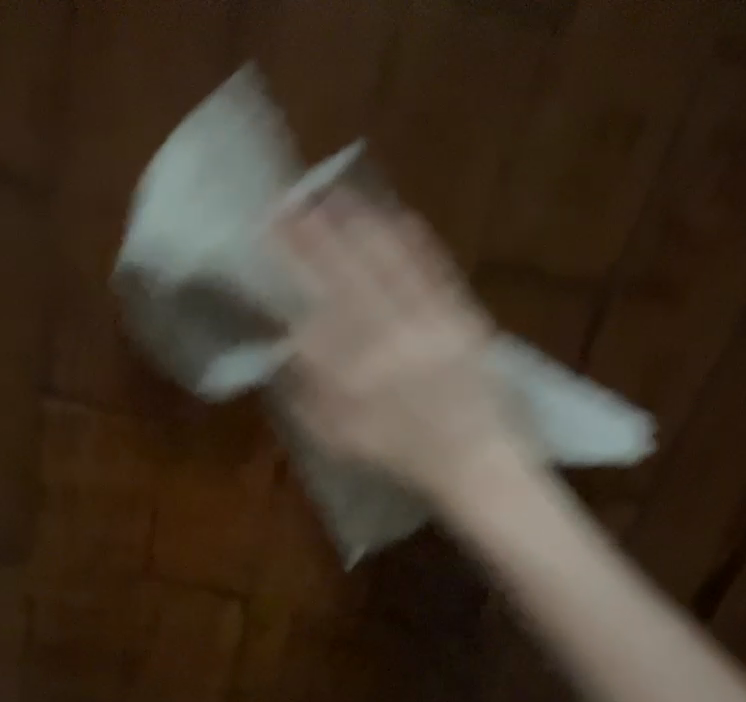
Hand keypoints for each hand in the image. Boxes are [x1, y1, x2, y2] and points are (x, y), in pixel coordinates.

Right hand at [276, 191, 521, 500]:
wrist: (475, 463)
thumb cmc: (401, 455)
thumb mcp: (340, 438)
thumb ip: (308, 396)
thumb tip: (284, 350)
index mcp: (352, 372)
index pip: (312, 307)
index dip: (290, 268)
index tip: (270, 237)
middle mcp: (386, 341)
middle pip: (345, 277)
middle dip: (316, 236)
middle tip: (292, 200)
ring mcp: (427, 325)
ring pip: (388, 268)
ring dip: (361, 228)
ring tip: (337, 194)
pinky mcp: (461, 318)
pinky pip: (435, 275)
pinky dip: (416, 245)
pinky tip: (400, 216)